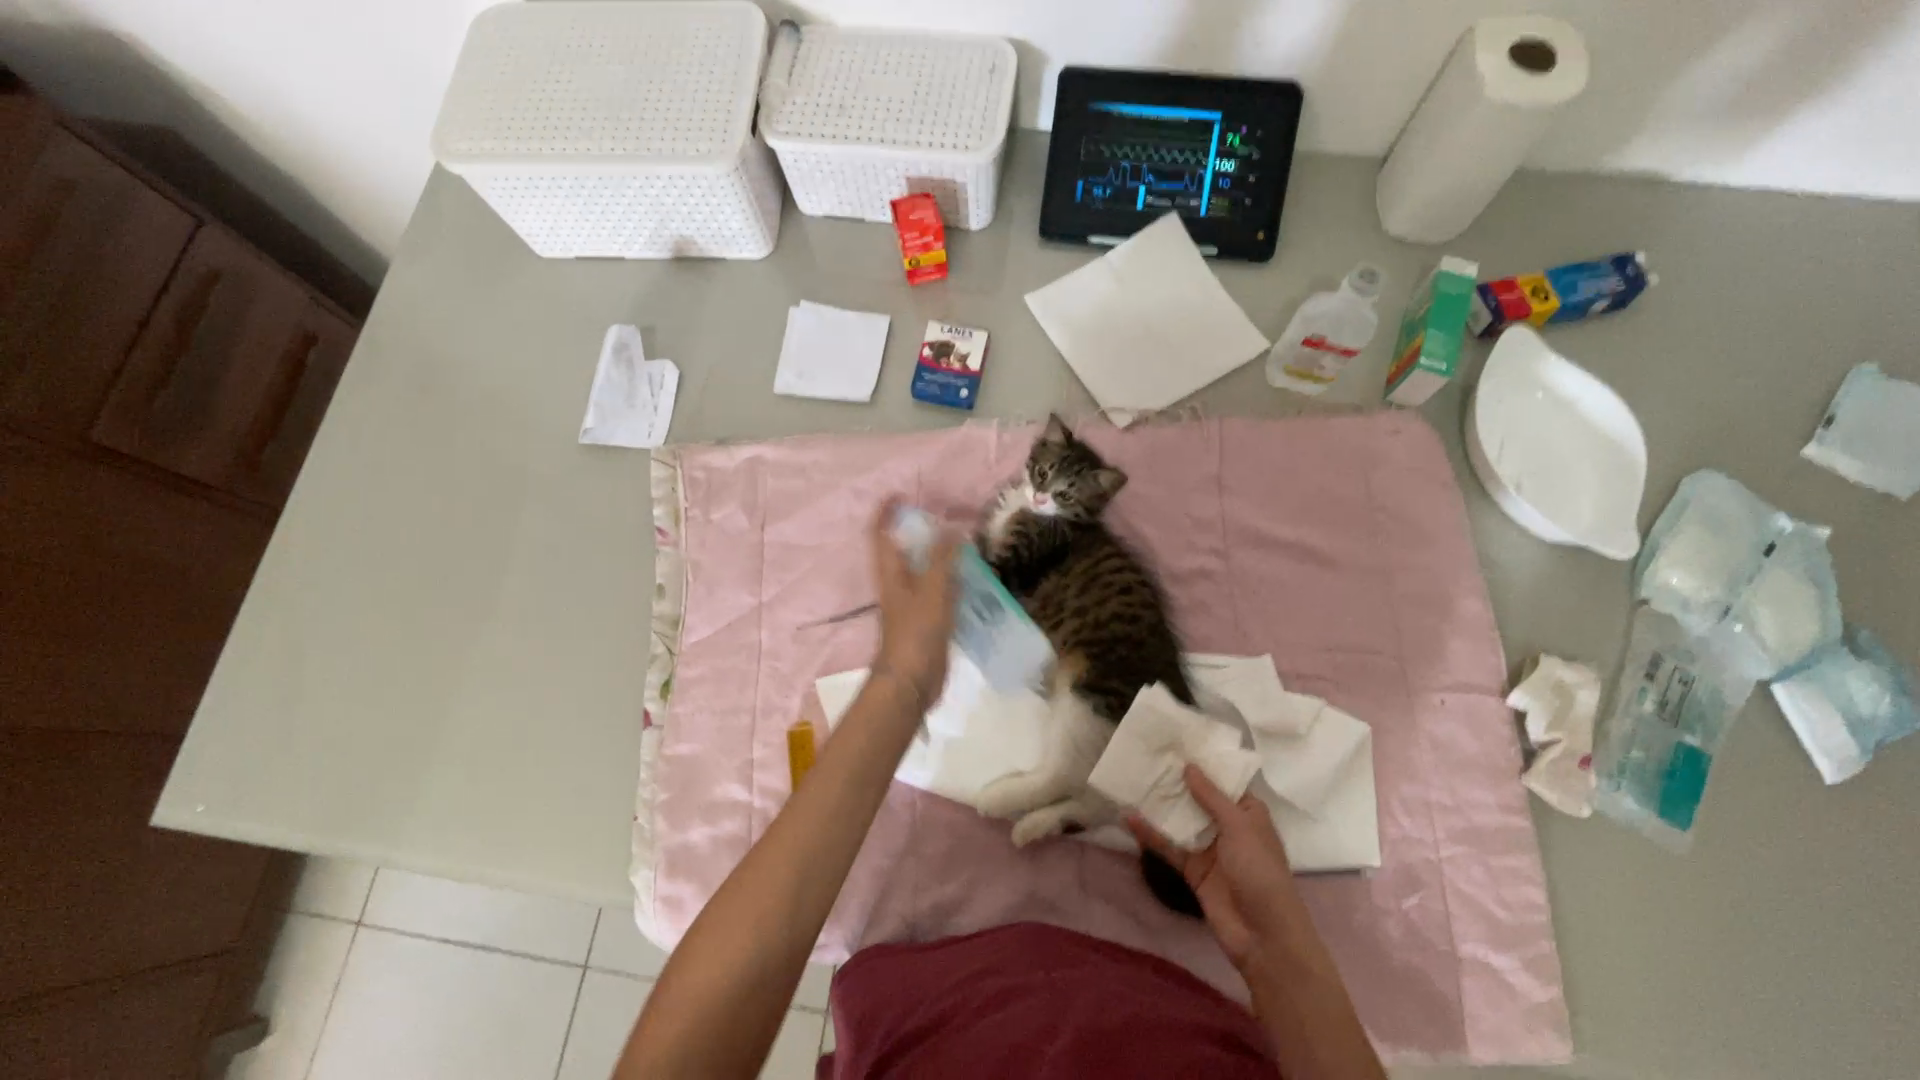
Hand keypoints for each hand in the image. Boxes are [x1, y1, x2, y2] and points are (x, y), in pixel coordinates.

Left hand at [869, 499, 959, 711]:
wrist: (911, 682)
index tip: (902, 494)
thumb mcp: (933, 590)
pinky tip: (972, 579)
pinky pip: (938, 592)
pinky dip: (951, 581)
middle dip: (920, 532)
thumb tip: (952, 528)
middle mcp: (897, 584)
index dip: (886, 512)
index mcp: (890, 573)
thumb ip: (942, 558)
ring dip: (939, 556)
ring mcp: (911, 604)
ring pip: (923, 571)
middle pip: (903, 550)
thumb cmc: (916, 632)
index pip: (880, 534)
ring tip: (964, 543)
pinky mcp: (926, 621)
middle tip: (946, 517)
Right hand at [1127, 766, 1301, 970]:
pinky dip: (1151, 835)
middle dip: (1177, 782)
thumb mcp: (1240, 828)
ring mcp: (1209, 849)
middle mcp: (1228, 827)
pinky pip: (1169, 847)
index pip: (1224, 782)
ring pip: (1181, 821)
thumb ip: (1212, 798)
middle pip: (1199, 799)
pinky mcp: (1193, 870)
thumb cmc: (1260, 872)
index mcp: (1248, 813)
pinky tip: (1130, 819)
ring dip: (1161, 806)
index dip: (1203, 764)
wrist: (1263, 936)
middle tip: (1148, 756)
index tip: (1177, 743)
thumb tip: (1190, 767)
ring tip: (1133, 781)